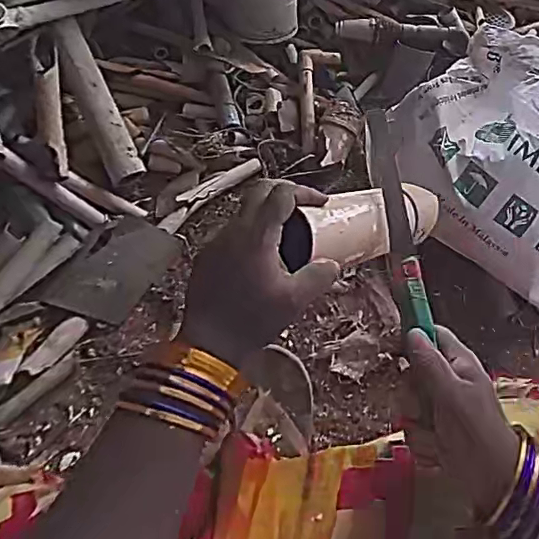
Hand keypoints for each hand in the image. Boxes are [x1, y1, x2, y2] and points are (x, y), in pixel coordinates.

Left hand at [177, 180, 337, 368]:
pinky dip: (253, 231)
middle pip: (261, 190)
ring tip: (287, 234)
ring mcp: (216, 243)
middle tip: (304, 206)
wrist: (207, 348)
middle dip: (286, 191)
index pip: (281, 193)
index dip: (305, 192)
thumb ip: (319, 277)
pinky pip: (233, 230)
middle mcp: (233, 232)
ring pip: (245, 210)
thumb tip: (332, 265)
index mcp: (256, 236)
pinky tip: (263, 256)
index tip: (320, 203)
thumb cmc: (249, 323)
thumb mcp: (294, 301)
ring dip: (268, 212)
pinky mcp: (207, 256)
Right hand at [403, 326, 522, 515]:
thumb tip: (412, 331)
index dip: (413, 336)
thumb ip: (430, 364)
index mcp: (458, 362)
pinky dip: (422, 443)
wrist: (493, 484)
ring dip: (418, 425)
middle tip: (425, 409)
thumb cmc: (477, 432)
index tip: (395, 350)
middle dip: (412, 396)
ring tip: (436, 436)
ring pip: (408, 405)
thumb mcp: (452, 395)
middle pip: (411, 373)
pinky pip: (412, 431)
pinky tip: (437, 452)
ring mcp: (439, 408)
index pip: (432, 334)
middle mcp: (447, 381)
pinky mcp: (432, 432)